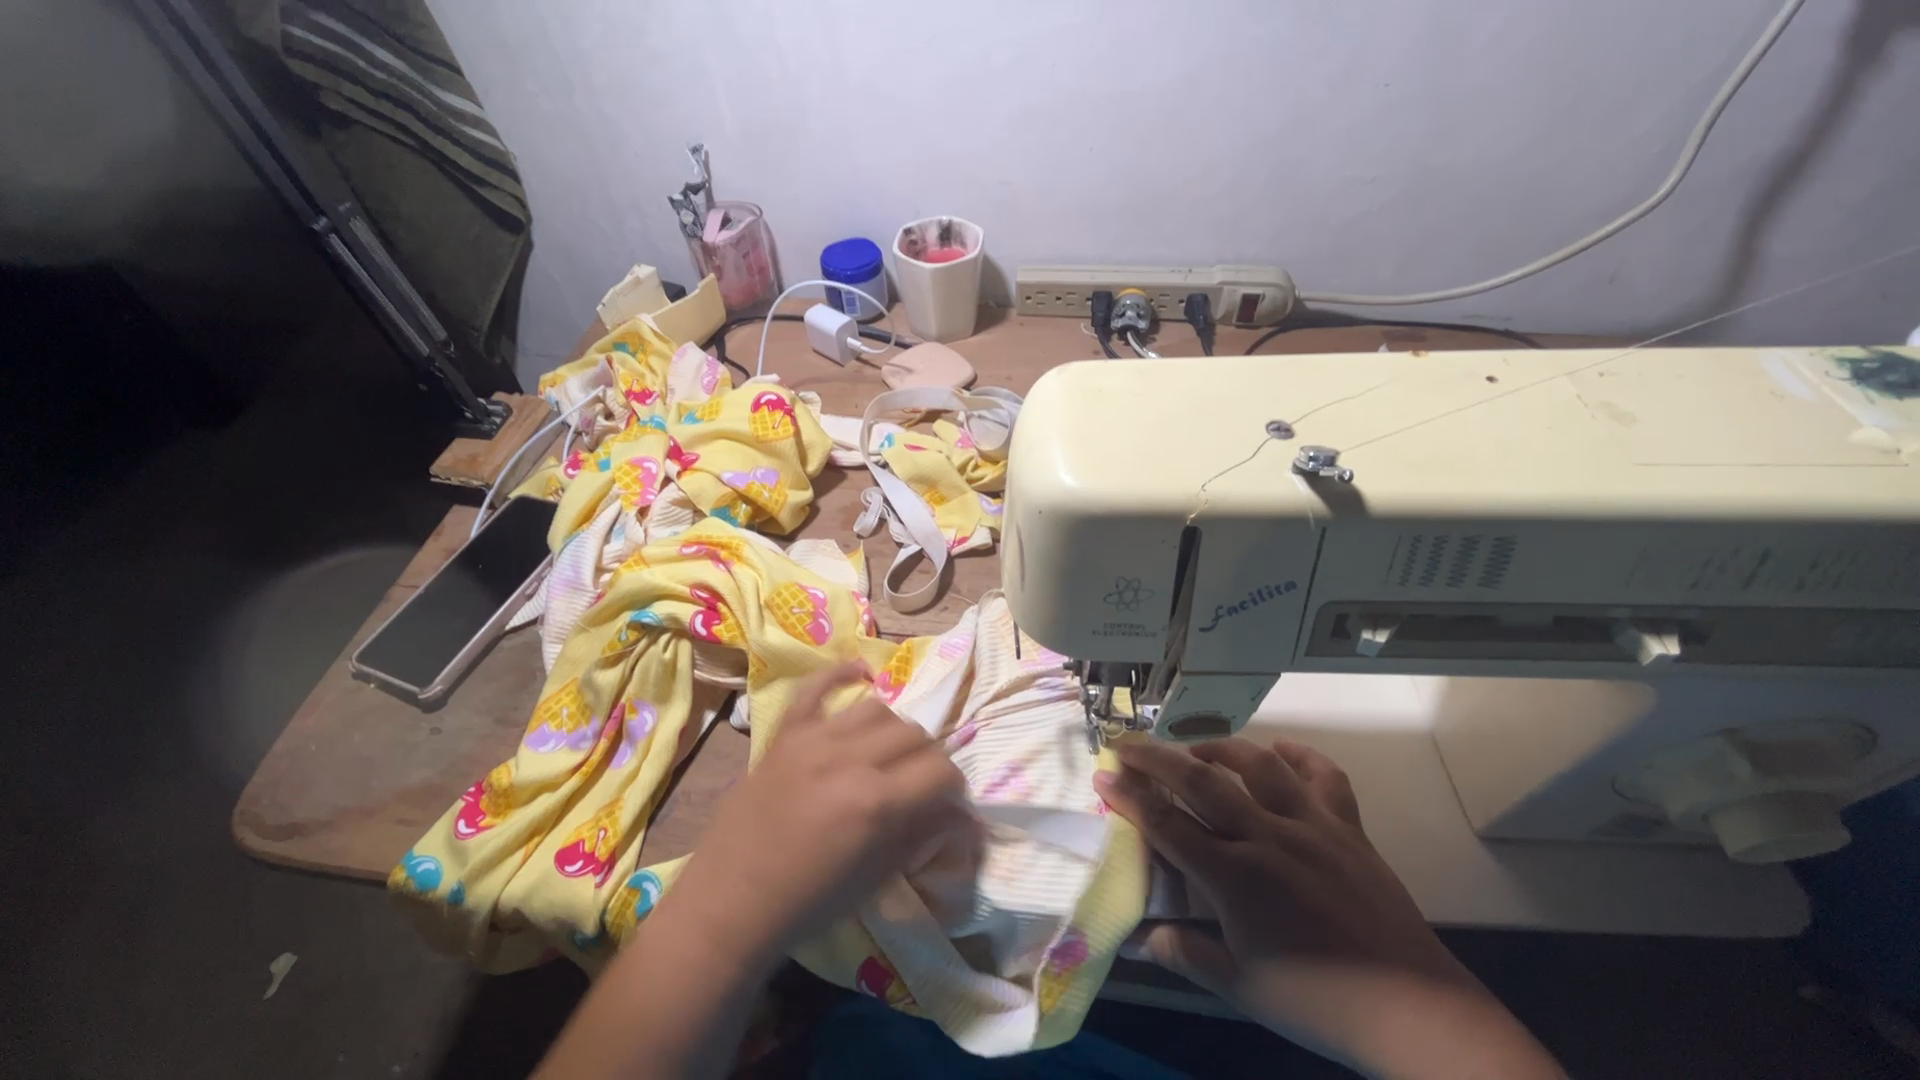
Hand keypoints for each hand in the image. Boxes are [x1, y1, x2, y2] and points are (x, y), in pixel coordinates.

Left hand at [662, 660, 972, 959]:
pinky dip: (839, 675)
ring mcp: (812, 741)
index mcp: (876, 803)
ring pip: (876, 709)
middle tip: (920, 783)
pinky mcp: (783, 736)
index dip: (953, 786)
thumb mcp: (876, 876)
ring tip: (887, 755)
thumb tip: (964, 817)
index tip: (948, 802)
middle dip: (928, 758)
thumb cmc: (809, 901)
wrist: (731, 904)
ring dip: (894, 730)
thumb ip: (922, 834)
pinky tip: (860, 673)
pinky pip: (815, 688)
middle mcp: (848, 761)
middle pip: (914, 734)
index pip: (940, 770)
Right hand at [1097, 737, 1562, 1079]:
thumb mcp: (1240, 987)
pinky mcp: (1348, 827)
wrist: (1411, 1007)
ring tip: (1195, 749)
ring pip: (1259, 766)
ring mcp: (1312, 826)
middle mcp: (1268, 837)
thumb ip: (1185, 954)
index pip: (1168, 824)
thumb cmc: (1317, 1002)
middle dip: (1157, 757)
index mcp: (1235, 878)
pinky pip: (1324, 776)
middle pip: (1202, 781)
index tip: (1102, 775)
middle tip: (1128, 741)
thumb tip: (1139, 939)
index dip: (1130, 797)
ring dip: (1220, 748)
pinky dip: (1299, 755)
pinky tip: (1279, 750)